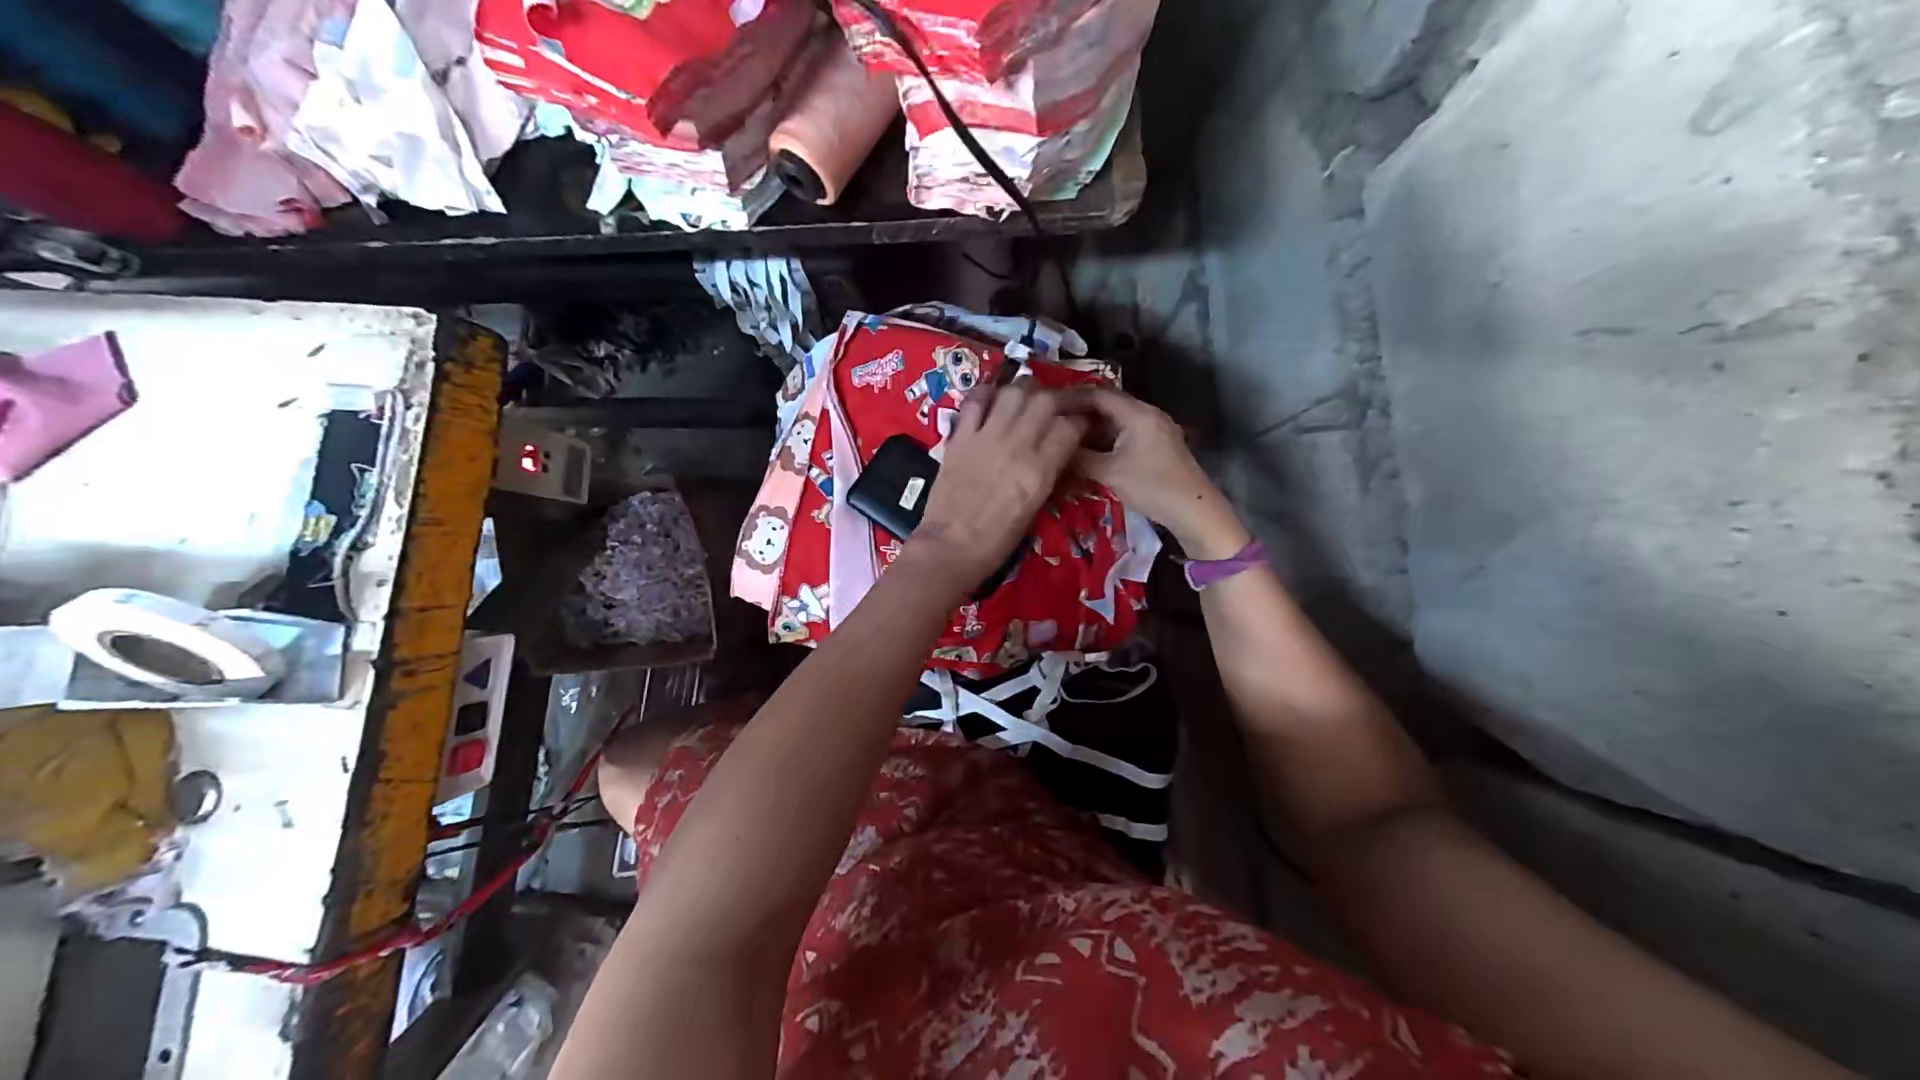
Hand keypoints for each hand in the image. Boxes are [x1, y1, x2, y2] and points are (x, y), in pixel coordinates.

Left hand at [903, 383, 1085, 596]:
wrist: (950, 548)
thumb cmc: (996, 542)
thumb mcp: (1035, 510)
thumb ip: (1048, 475)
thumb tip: (1058, 454)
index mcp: (1039, 470)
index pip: (1070, 427)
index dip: (1079, 421)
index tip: (1078, 424)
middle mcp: (1016, 446)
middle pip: (1045, 401)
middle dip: (1056, 399)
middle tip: (1054, 407)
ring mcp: (985, 438)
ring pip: (1013, 393)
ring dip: (1024, 391)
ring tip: (1025, 398)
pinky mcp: (959, 437)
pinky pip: (974, 401)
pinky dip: (986, 393)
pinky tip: (991, 398)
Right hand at [1064, 388, 1251, 559]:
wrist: (1194, 511)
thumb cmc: (1152, 487)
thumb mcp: (1110, 473)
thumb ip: (1080, 459)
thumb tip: (1055, 451)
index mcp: (1138, 414)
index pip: (1099, 394)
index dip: (1072, 398)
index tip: (1048, 406)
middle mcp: (1148, 415)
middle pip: (1108, 406)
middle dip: (1080, 414)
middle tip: (1053, 424)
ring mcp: (1154, 430)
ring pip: (1116, 422)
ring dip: (1092, 430)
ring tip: (1065, 440)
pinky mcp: (1157, 446)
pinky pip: (1125, 435)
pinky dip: (1105, 441)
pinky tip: (1089, 453)